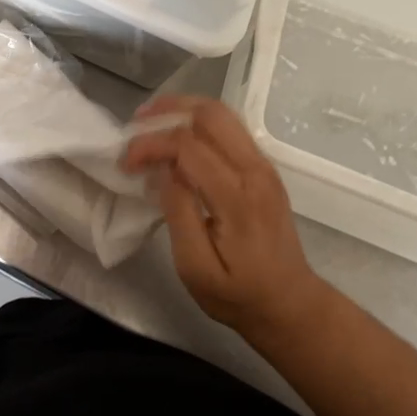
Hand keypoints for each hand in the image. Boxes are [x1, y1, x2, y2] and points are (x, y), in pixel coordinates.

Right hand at [122, 94, 323, 333]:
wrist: (290, 304)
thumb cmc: (238, 294)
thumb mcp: (196, 268)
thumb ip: (178, 213)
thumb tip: (164, 170)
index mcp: (237, 198)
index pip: (188, 145)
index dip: (151, 144)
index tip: (127, 163)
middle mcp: (255, 172)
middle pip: (210, 115)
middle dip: (167, 111)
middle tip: (136, 124)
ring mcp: (264, 166)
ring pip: (222, 114)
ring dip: (183, 111)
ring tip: (152, 122)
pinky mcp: (264, 169)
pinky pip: (230, 128)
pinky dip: (198, 122)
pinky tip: (177, 136)